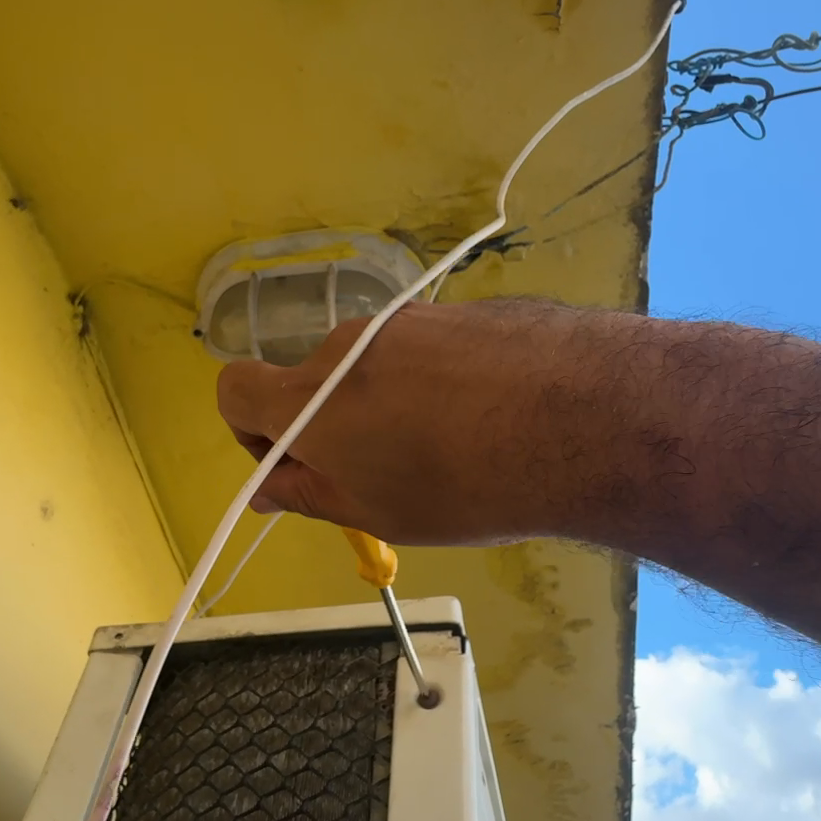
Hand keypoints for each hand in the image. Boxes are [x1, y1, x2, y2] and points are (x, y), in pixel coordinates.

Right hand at [214, 299, 632, 544]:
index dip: (249, 433)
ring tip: (457, 447)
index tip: (298, 466)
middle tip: (392, 473)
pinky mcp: (463, 310)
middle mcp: (348, 346)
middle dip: (335, 428)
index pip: (233, 390)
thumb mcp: (377, 510)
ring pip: (375, 369)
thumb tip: (265, 488)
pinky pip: (428, 351)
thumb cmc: (465, 484)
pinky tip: (493, 415)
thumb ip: (309, 494)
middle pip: (314, 384)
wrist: (587, 415)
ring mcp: (409, 320)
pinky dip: (438, 383)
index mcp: (312, 399)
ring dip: (390, 406)